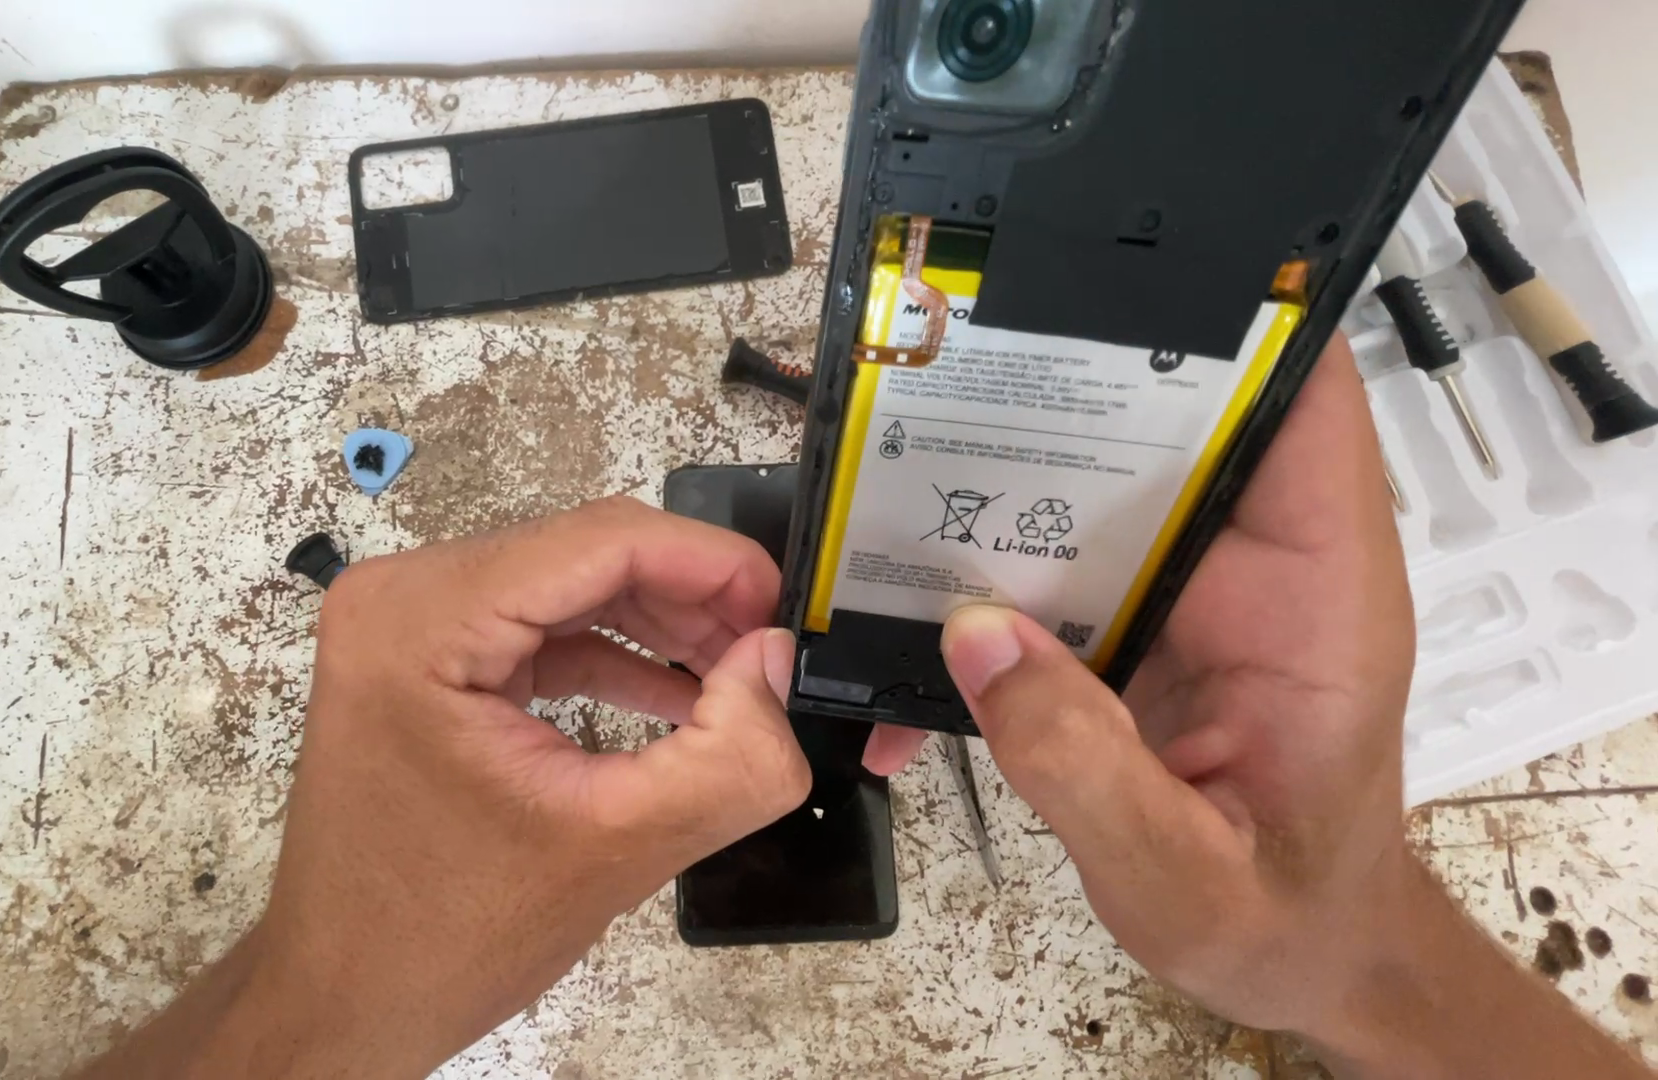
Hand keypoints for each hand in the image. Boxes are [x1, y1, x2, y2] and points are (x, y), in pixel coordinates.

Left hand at [77, 497, 809, 1078]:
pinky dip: (617, 649)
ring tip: (734, 673)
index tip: (783, 606)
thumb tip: (778, 658)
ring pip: (575, 580)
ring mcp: (412, 616)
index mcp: (424, 619)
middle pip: (588, 552)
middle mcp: (406, 591)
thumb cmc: (452, 936)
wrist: (343, 998)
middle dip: (691, 595)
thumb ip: (730, 757)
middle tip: (767, 650)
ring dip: (661, 621)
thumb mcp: (618, 851)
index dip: (709, 561)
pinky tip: (676, 693)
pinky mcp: (433, 648)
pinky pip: (546, 622)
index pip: (600, 540)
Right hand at [921, 337, 1418, 1036]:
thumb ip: (1085, 766)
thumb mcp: (1180, 873)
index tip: (1104, 280)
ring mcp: (1161, 594)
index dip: (1223, 321)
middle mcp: (1232, 566)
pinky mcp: (1106, 628)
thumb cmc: (1276, 918)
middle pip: (1147, 431)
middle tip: (927, 378)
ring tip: (877, 484)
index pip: (1297, 405)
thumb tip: (973, 636)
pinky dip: (960, 590)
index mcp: (1305, 591)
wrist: (1283, 954)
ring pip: (1067, 499)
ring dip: (979, 489)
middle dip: (1045, 394)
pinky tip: (890, 628)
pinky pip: (1026, 576)